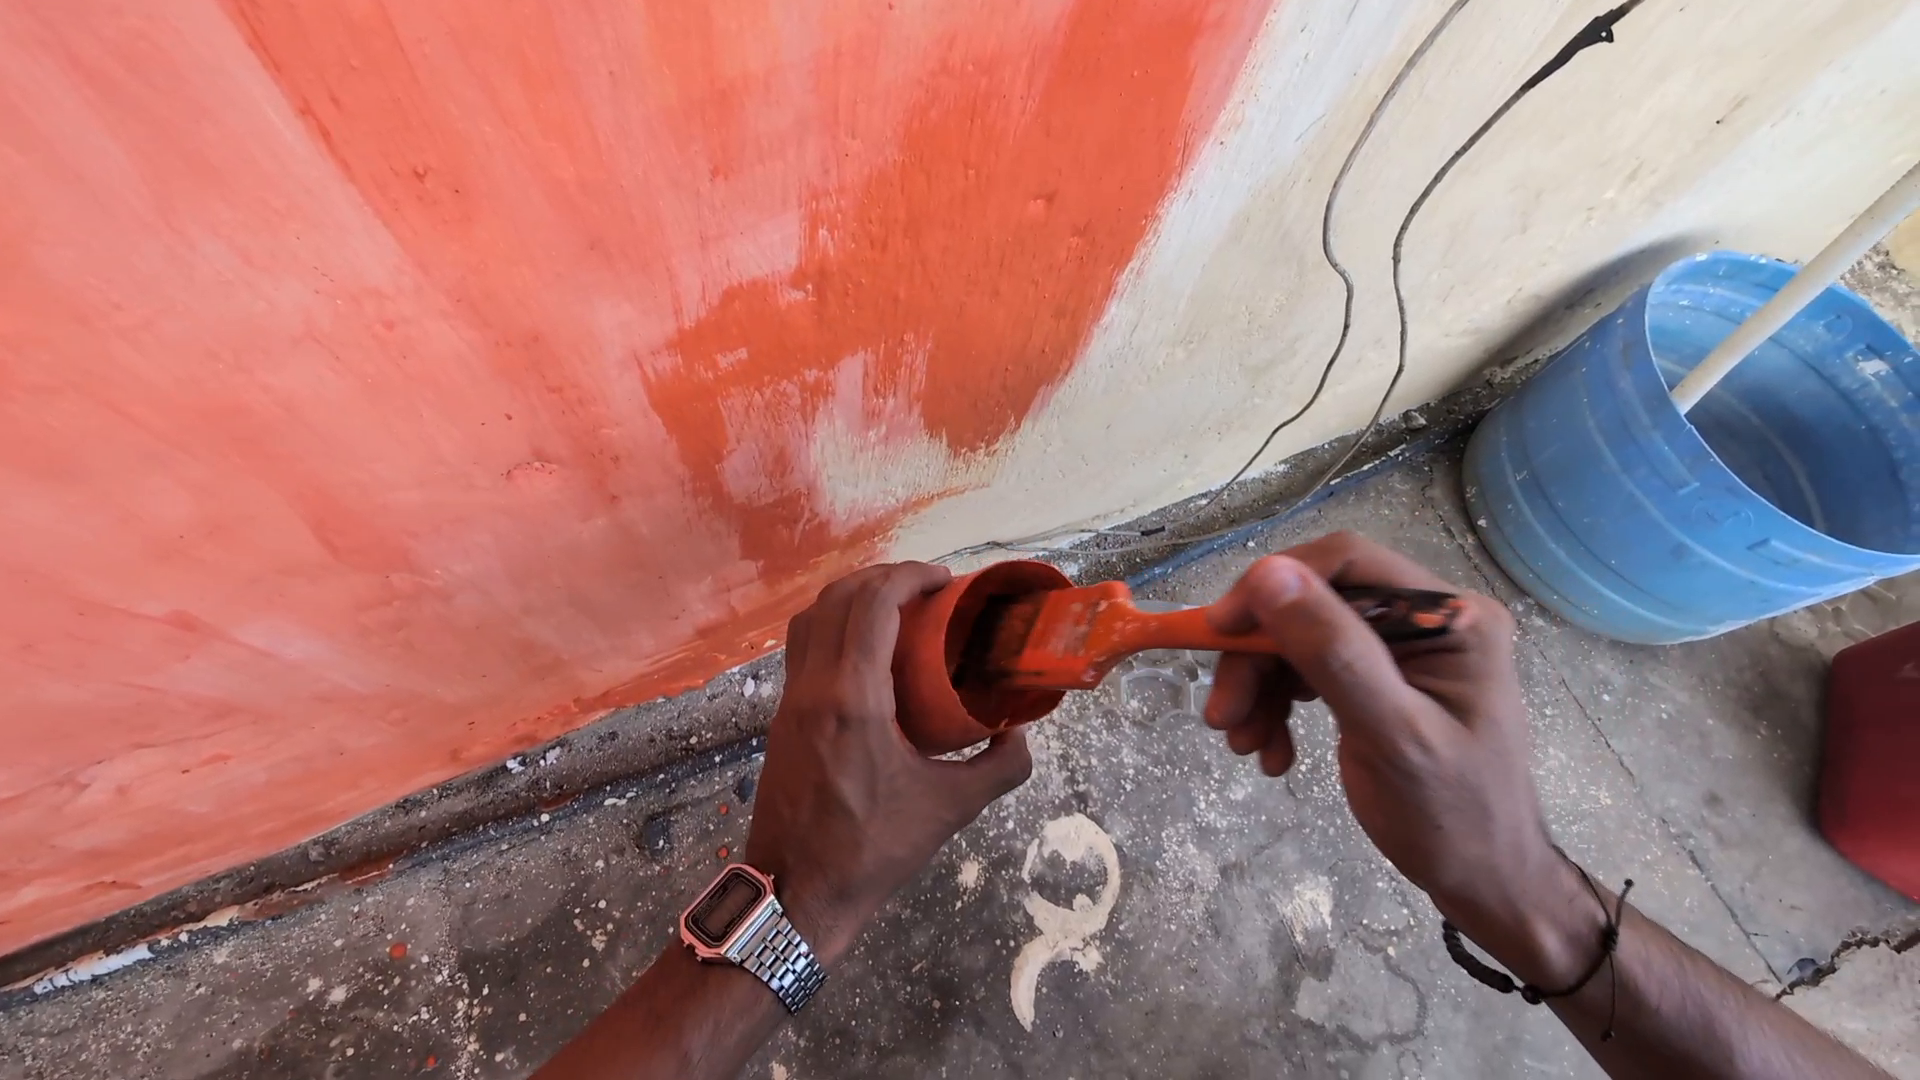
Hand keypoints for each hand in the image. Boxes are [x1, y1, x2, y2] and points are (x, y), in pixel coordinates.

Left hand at [744, 562, 1032, 965]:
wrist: (795, 894)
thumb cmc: (872, 849)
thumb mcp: (951, 809)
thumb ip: (1000, 768)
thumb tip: (1020, 735)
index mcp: (852, 698)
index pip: (873, 604)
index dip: (909, 577)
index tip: (945, 580)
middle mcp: (813, 685)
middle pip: (838, 597)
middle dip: (883, 577)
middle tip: (925, 587)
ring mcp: (789, 699)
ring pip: (811, 617)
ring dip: (851, 595)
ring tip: (894, 605)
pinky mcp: (780, 716)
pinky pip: (802, 645)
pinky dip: (833, 624)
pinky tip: (865, 649)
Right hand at [1202, 533, 1594, 984]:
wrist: (1484, 883)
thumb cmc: (1452, 814)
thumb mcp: (1391, 733)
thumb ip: (1333, 651)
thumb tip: (1267, 574)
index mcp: (1447, 616)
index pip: (1345, 561)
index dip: (1273, 583)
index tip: (1221, 629)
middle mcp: (1421, 620)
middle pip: (1309, 605)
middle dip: (1256, 657)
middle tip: (1222, 713)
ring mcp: (1393, 649)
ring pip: (1295, 639)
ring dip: (1257, 688)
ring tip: (1242, 742)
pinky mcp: (1370, 678)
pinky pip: (1301, 671)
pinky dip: (1273, 706)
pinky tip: (1271, 751)